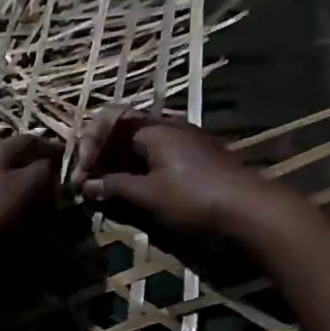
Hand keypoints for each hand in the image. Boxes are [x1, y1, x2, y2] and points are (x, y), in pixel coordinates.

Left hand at [0, 133, 60, 258]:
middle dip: (36, 168)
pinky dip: (8, 202)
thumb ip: (45, 169)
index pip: (30, 140)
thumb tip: (48, 166)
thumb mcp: (33, 184)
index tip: (68, 160)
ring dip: (22, 187)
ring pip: (2, 179)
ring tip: (38, 203)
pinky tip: (16, 218)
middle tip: (55, 183)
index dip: (52, 148)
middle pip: (14, 159)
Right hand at [73, 109, 301, 237]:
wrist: (249, 209)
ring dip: (120, 165)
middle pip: (123, 132)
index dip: (89, 146)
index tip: (81, 175)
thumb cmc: (193, 197)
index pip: (108, 122)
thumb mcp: (148, 194)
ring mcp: (185, 141)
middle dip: (102, 156)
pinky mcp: (196, 158)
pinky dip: (140, 171)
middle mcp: (169, 126)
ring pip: (141, 146)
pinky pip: (158, 157)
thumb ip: (114, 187)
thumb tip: (85, 186)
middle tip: (89, 184)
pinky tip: (136, 192)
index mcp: (154, 128)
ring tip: (108, 191)